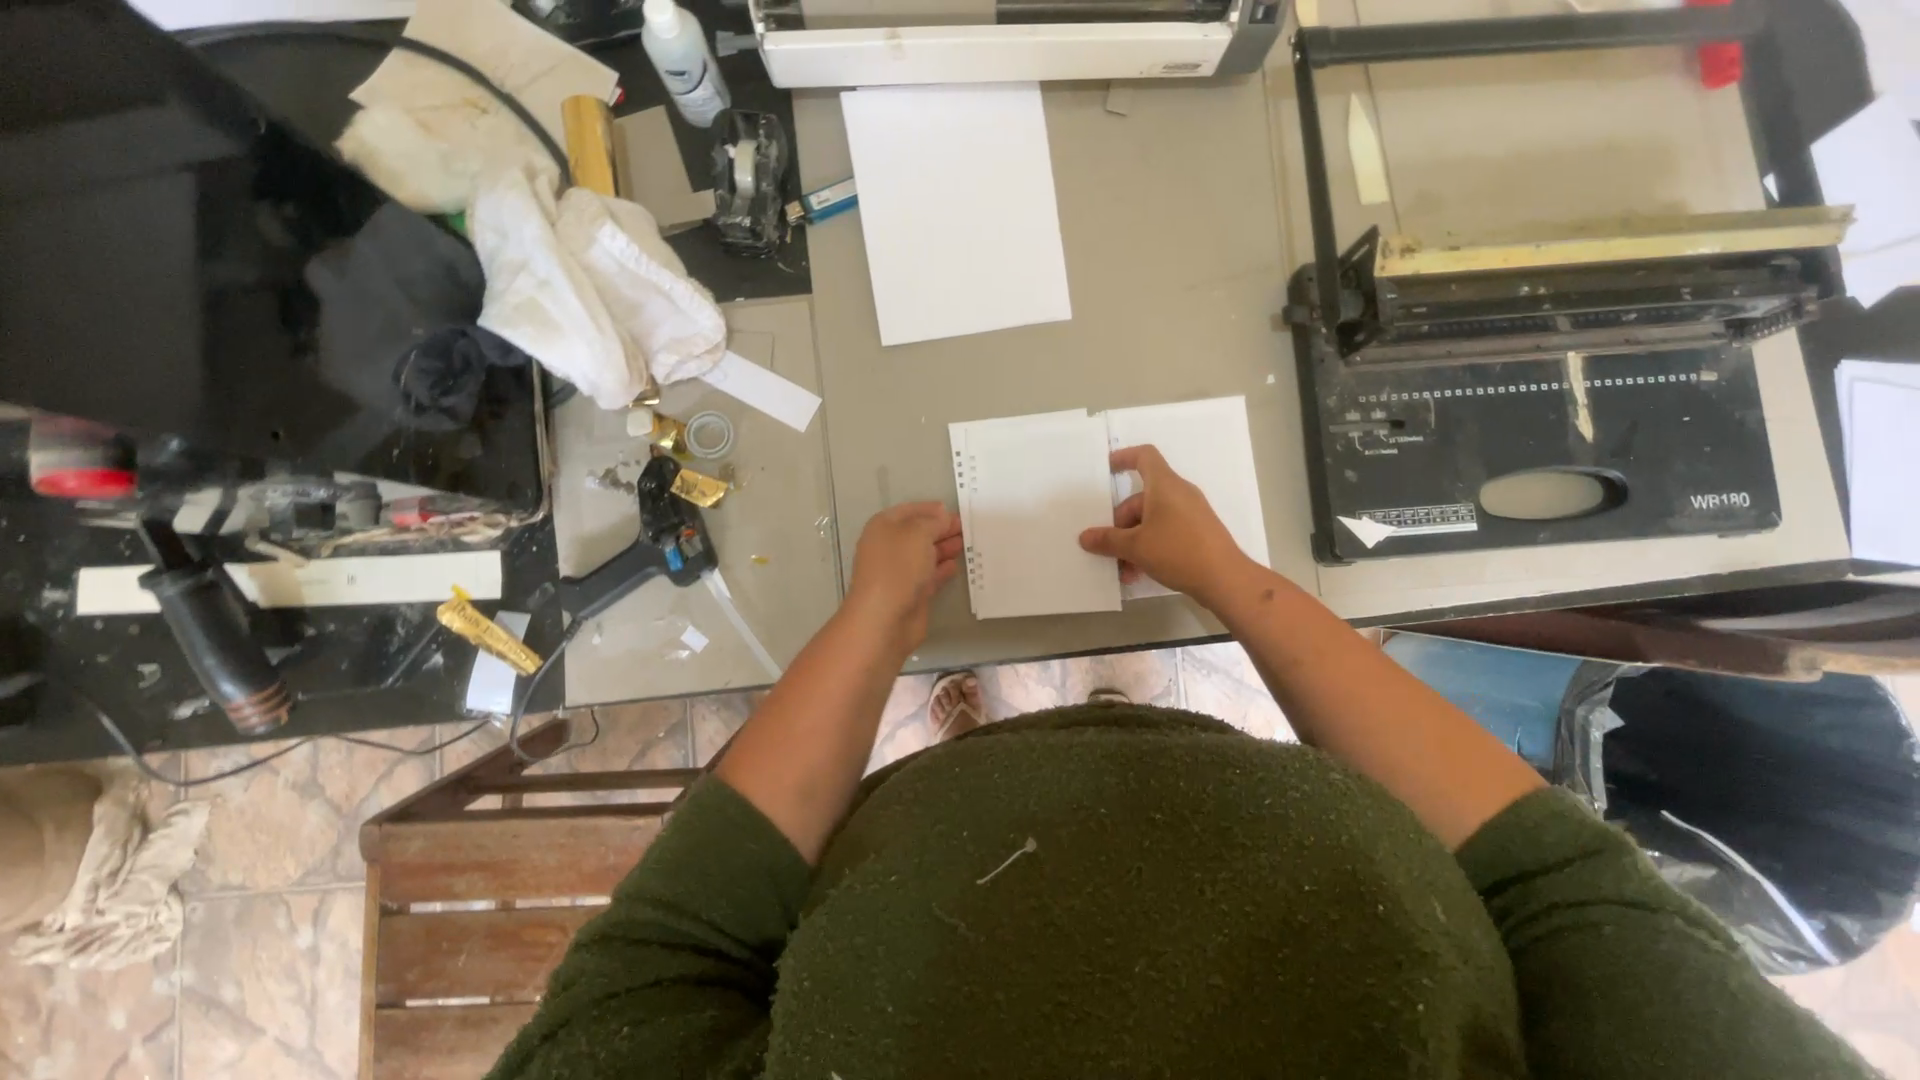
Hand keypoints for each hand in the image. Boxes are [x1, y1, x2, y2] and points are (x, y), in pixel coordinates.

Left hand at [844, 502, 963, 650]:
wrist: (884, 618)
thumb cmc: (898, 567)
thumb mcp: (918, 533)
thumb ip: (933, 522)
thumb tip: (942, 517)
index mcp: (883, 528)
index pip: (908, 511)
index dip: (929, 509)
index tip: (952, 509)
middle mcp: (889, 547)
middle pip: (918, 533)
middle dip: (941, 529)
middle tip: (966, 527)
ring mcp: (899, 572)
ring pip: (925, 555)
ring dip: (944, 548)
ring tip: (966, 543)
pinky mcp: (911, 594)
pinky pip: (929, 576)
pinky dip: (941, 570)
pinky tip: (956, 566)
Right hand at [1078, 445, 1251, 603]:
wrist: (1225, 579)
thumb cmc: (1177, 551)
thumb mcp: (1136, 547)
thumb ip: (1108, 540)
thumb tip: (1085, 537)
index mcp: (1165, 486)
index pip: (1145, 456)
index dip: (1124, 457)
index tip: (1107, 468)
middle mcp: (1179, 494)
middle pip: (1141, 499)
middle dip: (1121, 523)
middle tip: (1108, 548)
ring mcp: (1191, 513)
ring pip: (1152, 520)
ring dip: (1133, 541)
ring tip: (1123, 569)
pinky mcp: (1198, 532)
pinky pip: (1166, 532)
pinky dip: (1150, 547)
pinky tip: (1139, 573)